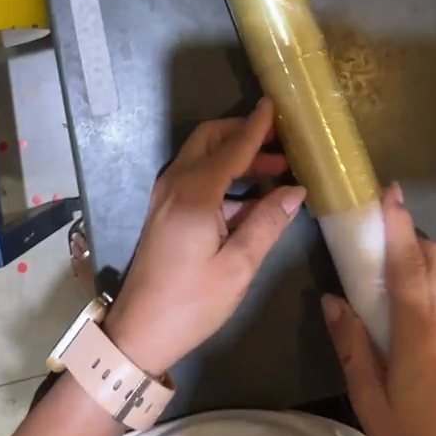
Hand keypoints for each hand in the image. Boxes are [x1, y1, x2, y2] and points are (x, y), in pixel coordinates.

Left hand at [104, 99, 306, 375]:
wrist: (139, 332)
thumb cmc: (191, 302)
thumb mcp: (238, 266)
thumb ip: (267, 223)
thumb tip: (296, 190)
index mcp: (195, 192)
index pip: (233, 147)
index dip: (257, 126)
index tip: (275, 103)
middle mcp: (177, 183)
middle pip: (211, 139)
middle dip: (245, 133)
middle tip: (280, 139)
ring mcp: (167, 195)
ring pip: (203, 155)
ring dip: (236, 154)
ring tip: (276, 166)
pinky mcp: (165, 209)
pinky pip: (196, 175)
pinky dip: (224, 173)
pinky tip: (252, 195)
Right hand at [323, 185, 435, 435]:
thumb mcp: (368, 401)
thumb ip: (352, 345)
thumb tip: (333, 300)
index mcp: (423, 335)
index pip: (411, 265)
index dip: (400, 224)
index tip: (389, 191)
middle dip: (409, 236)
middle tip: (378, 231)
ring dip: (419, 262)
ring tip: (386, 272)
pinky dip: (429, 288)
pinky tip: (407, 312)